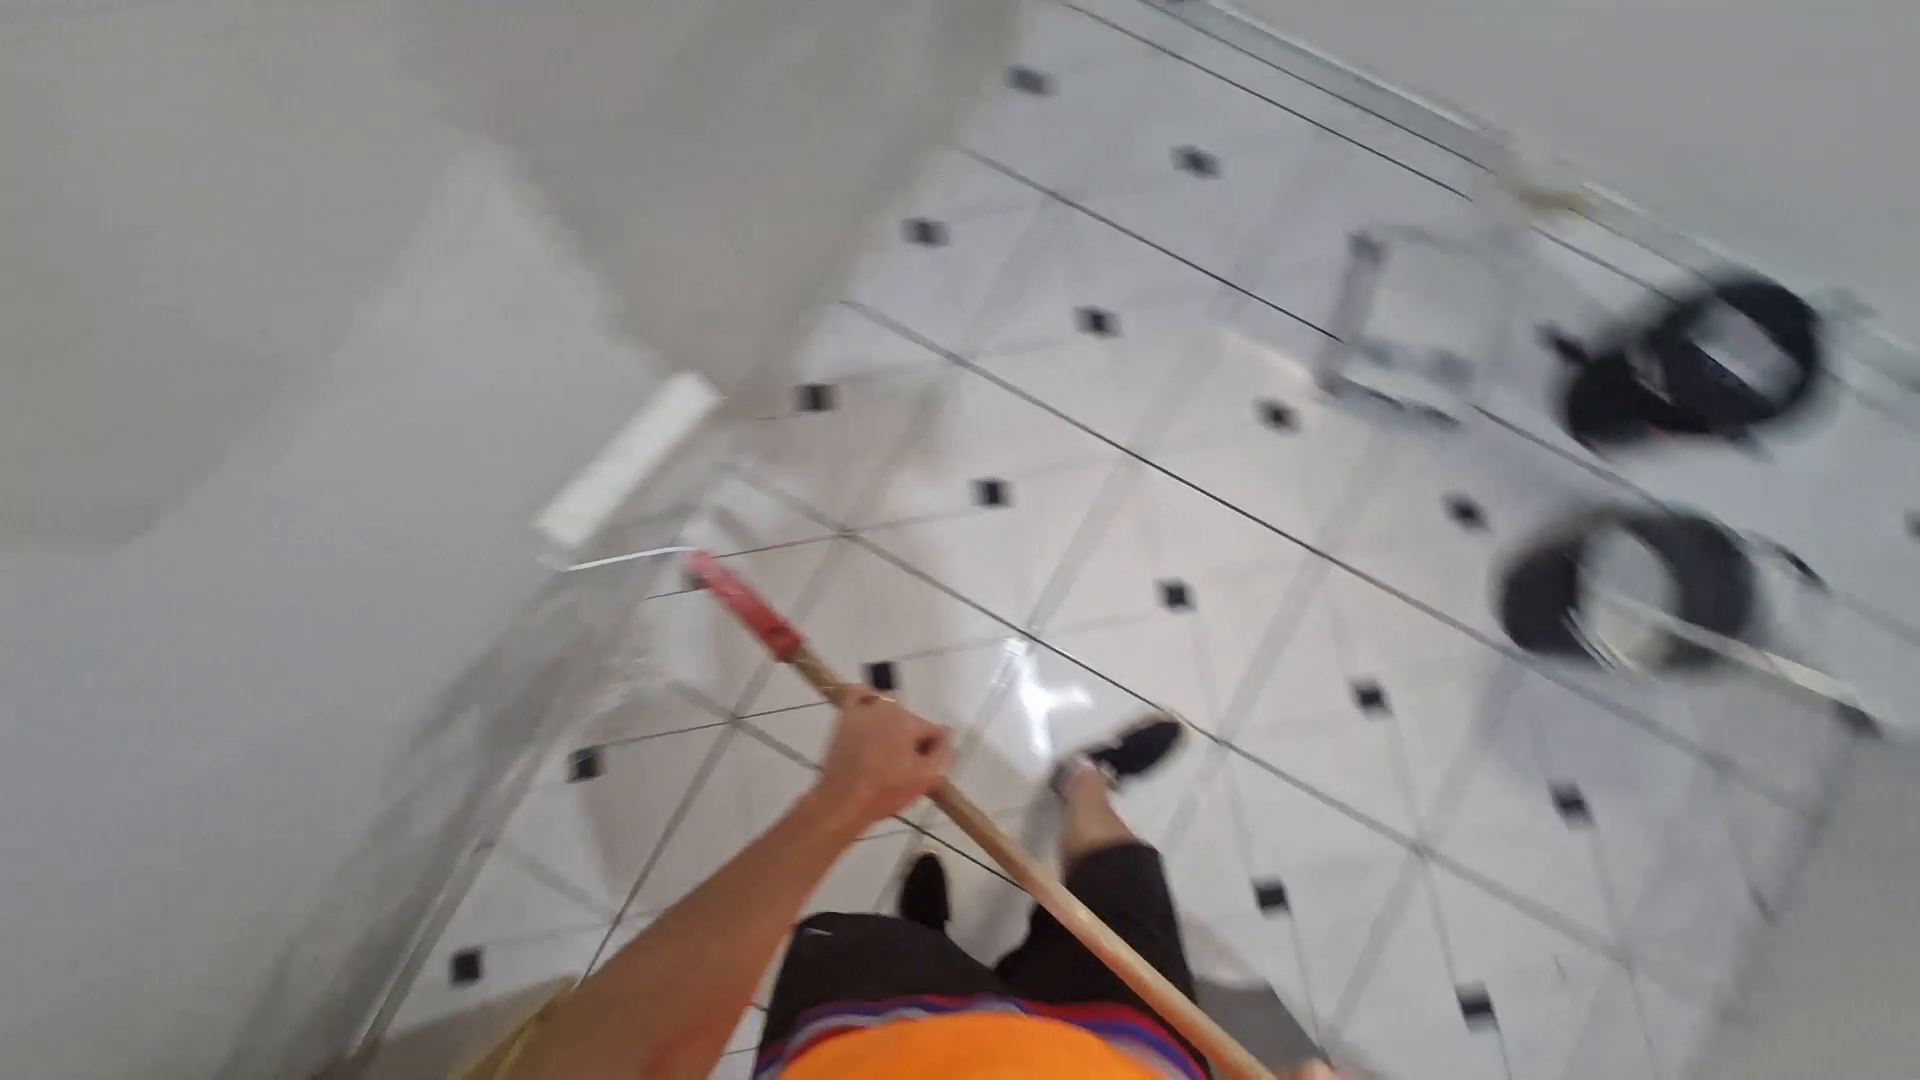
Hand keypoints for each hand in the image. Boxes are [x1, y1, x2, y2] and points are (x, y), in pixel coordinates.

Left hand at [813, 686, 953, 827]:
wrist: (843, 802)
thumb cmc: (886, 792)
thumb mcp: (925, 779)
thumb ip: (944, 753)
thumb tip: (948, 733)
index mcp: (908, 722)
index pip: (933, 730)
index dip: (933, 752)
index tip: (923, 770)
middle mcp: (887, 708)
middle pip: (911, 722)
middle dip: (912, 741)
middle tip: (904, 768)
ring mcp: (863, 710)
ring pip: (889, 711)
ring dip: (892, 726)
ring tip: (885, 754)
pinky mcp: (845, 717)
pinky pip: (858, 695)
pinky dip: (866, 698)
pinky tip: (869, 714)